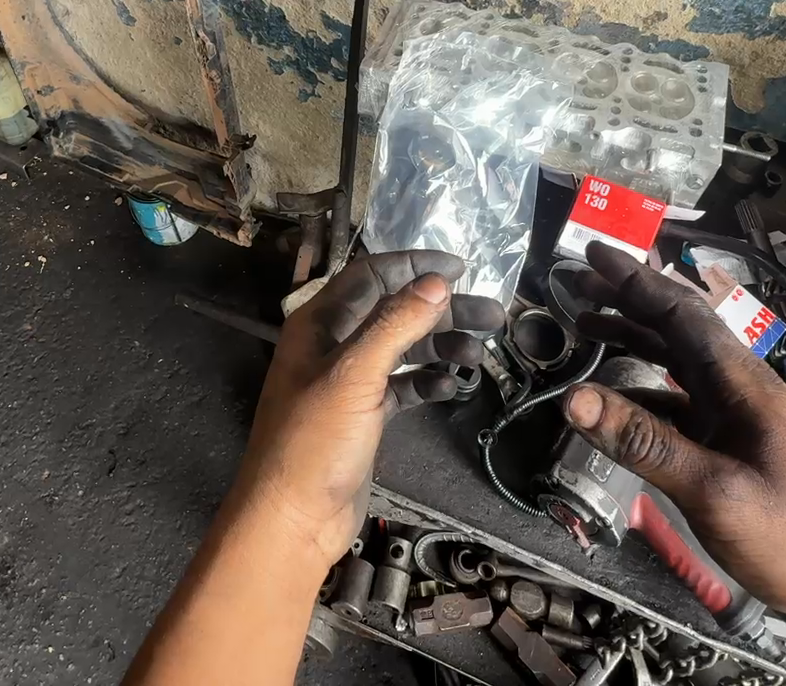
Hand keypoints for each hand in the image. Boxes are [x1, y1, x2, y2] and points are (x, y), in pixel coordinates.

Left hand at [229, 250, 499, 570]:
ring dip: (440, 346)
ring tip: (480, 354)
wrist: (292, 520)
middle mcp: (334, 344)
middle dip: (441, 310)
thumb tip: (436, 282)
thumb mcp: (355, 375)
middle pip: (394, 311)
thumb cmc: (316, 441)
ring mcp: (349, 380)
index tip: (460, 268)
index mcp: (320, 322)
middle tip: (493, 315)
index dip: (414, 266)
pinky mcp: (363, 413)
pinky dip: (427, 380)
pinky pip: (401, 384)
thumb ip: (395, 324)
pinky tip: (453, 387)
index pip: (372, 275)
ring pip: (402, 348)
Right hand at [560, 244, 785, 642]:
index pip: (681, 312)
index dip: (635, 279)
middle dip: (628, 299)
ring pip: (676, 361)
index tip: (593, 252)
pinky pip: (677, 401)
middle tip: (579, 282)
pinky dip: (640, 389)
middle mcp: (738, 388)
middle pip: (677, 327)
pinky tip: (614, 402)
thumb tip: (571, 398)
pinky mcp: (732, 446)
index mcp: (742, 382)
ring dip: (633, 338)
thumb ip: (642, 442)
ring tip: (587, 325)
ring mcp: (737, 417)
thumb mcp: (714, 491)